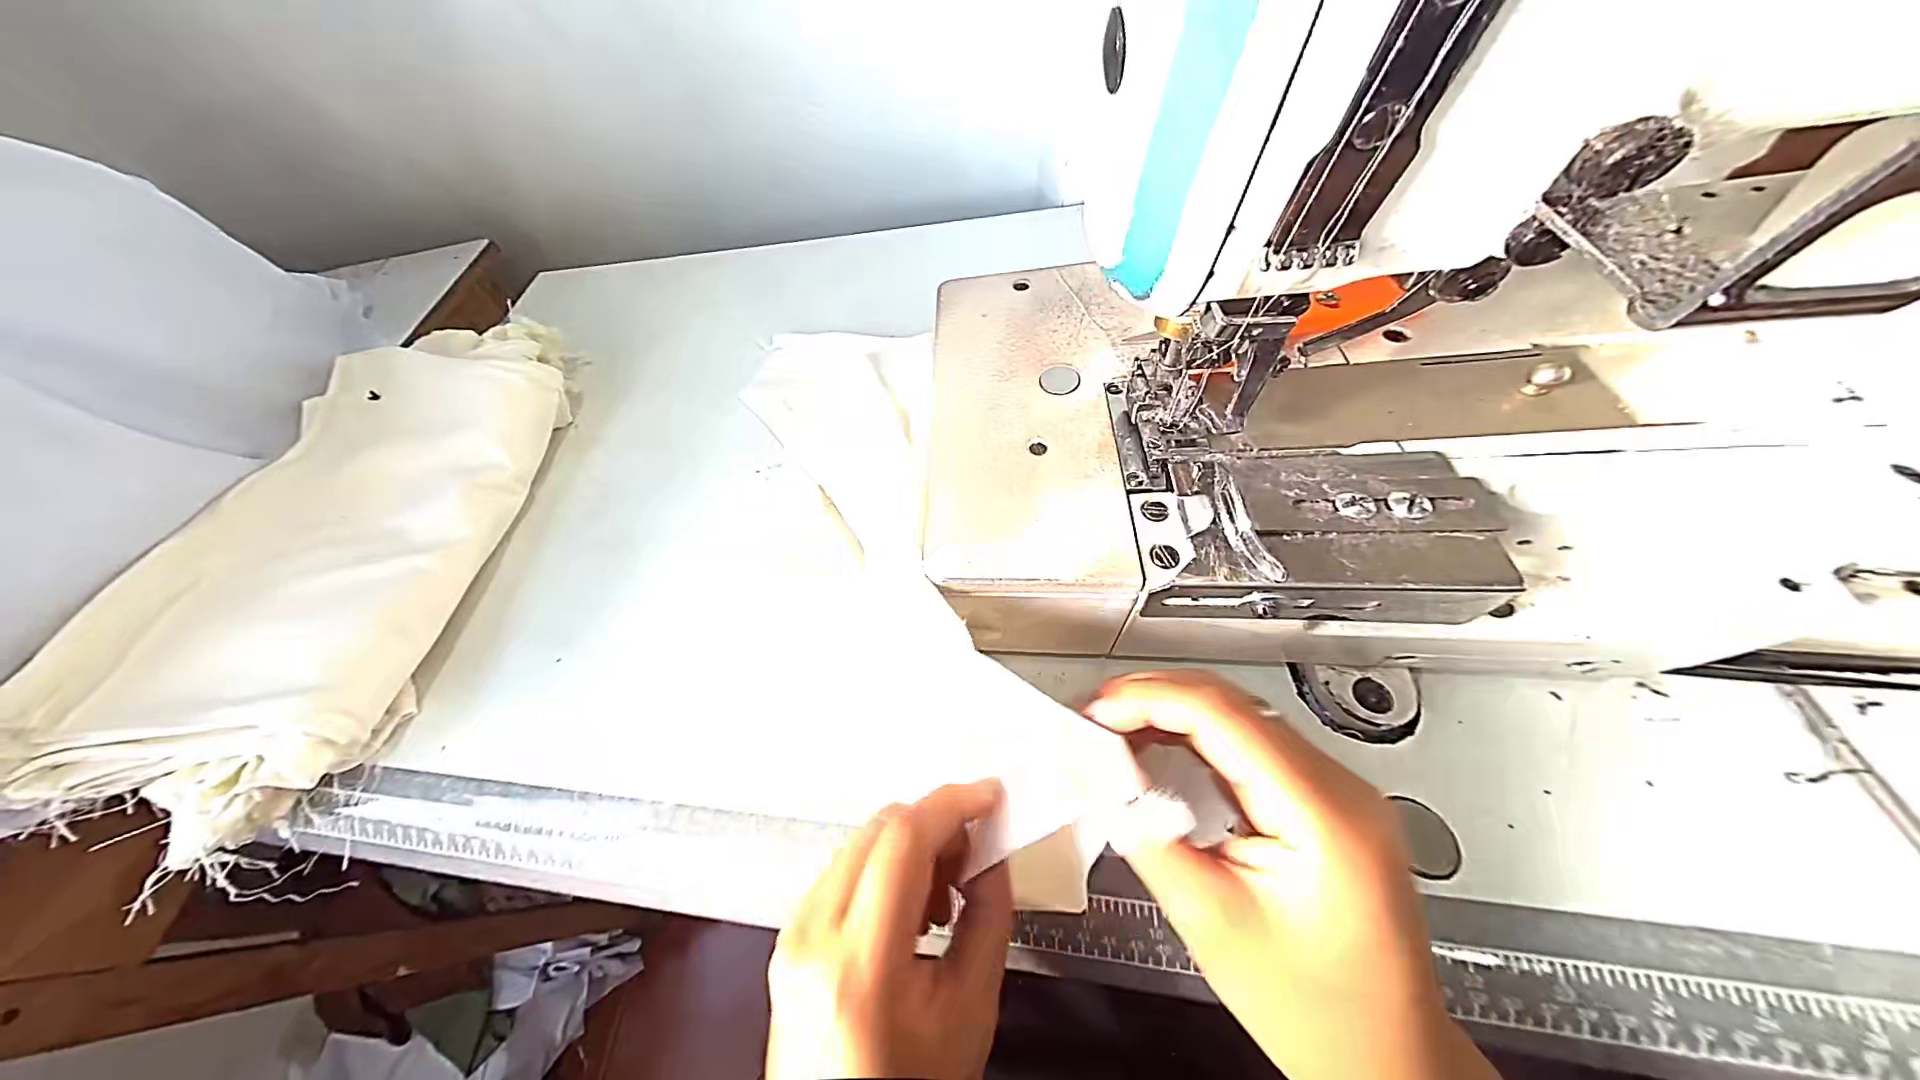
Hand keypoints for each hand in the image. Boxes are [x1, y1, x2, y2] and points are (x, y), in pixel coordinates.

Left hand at [766, 780, 1013, 1079]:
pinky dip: (887, 867)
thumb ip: (989, 918)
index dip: (953, 805)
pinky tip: (912, 907)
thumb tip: (991, 855)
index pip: (903, 841)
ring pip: (862, 842)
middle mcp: (813, 938)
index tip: (988, 797)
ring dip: (912, 846)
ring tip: (943, 895)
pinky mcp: (791, 934)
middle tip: (974, 852)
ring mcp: (794, 934)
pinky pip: (844, 868)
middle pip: (880, 829)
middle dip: (937, 825)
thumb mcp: (970, 1010)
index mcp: (859, 963)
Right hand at [1085, 671, 1497, 1079]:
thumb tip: (1107, 779)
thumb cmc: (1315, 1012)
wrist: (1387, 1060)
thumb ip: (1150, 836)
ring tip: (1115, 727)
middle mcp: (1338, 787)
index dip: (1149, 698)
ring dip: (1171, 712)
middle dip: (1153, 697)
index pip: (1222, 714)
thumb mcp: (1210, 920)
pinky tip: (1159, 745)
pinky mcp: (1319, 800)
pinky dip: (1194, 737)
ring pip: (1238, 715)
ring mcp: (1334, 790)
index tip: (1097, 710)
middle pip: (1231, 702)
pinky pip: (1247, 744)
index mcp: (1321, 813)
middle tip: (1096, 715)